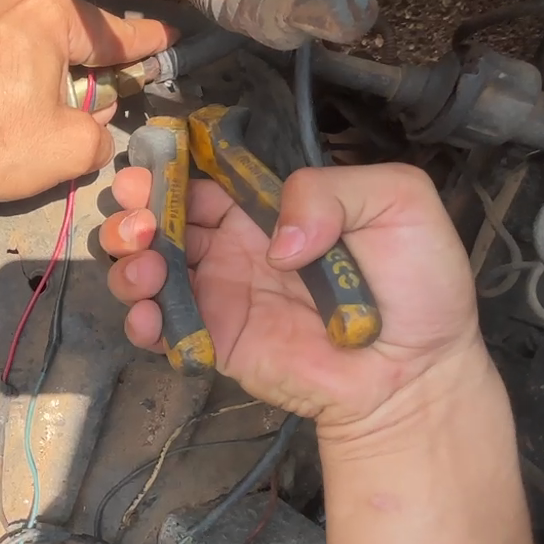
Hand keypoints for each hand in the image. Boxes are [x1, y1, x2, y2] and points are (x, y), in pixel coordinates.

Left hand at [0, 0, 173, 202]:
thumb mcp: (67, 151)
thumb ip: (101, 137)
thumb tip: (96, 129)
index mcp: (50, 11)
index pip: (115, 33)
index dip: (147, 44)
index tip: (169, 41)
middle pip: (63, 36)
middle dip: (79, 69)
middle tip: (84, 106)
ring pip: (16, 41)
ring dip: (30, 72)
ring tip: (22, 113)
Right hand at [100, 163, 487, 440]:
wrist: (413, 371)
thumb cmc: (414, 284)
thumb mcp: (397, 202)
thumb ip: (331, 191)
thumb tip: (273, 243)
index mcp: (261, 211)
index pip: (198, 183)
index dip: (165, 173)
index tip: (147, 172)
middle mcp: (228, 249)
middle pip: (158, 223)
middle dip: (133, 215)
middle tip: (138, 223)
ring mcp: (214, 296)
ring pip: (145, 271)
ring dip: (129, 265)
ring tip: (146, 270)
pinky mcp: (210, 342)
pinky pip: (158, 330)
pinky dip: (139, 322)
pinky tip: (149, 318)